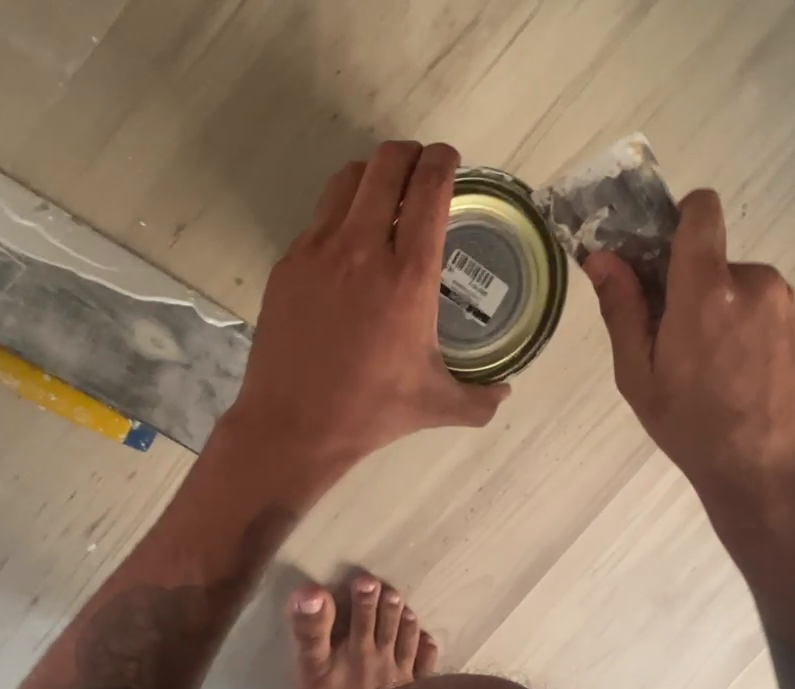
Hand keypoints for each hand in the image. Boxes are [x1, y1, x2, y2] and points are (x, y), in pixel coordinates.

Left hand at [220, 141, 509, 469]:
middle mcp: (361, 250)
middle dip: (409, 155)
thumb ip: (480, 399)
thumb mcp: (435, 406)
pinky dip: (339, 216)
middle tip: (419, 172)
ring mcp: (317, 253)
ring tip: (383, 197)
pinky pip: (318, 219)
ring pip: (347, 181)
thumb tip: (506, 393)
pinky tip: (347, 248)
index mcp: (407, 276)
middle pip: (386, 164)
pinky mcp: (287, 266)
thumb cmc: (369, 412)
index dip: (443, 162)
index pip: (429, 188)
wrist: (292, 426)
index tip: (449, 162)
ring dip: (371, 176)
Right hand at [585, 190, 794, 507]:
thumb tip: (601, 258)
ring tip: (705, 367)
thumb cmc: (689, 425)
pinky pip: (760, 309)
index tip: (658, 256)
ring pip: (736, 287)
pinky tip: (732, 376)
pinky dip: (741, 329)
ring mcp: (784, 304)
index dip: (677, 220)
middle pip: (711, 260)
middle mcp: (754, 282)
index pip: (701, 211)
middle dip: (689, 288)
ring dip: (716, 311)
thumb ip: (622, 309)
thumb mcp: (637, 375)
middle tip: (671, 343)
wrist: (763, 467)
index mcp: (707, 290)